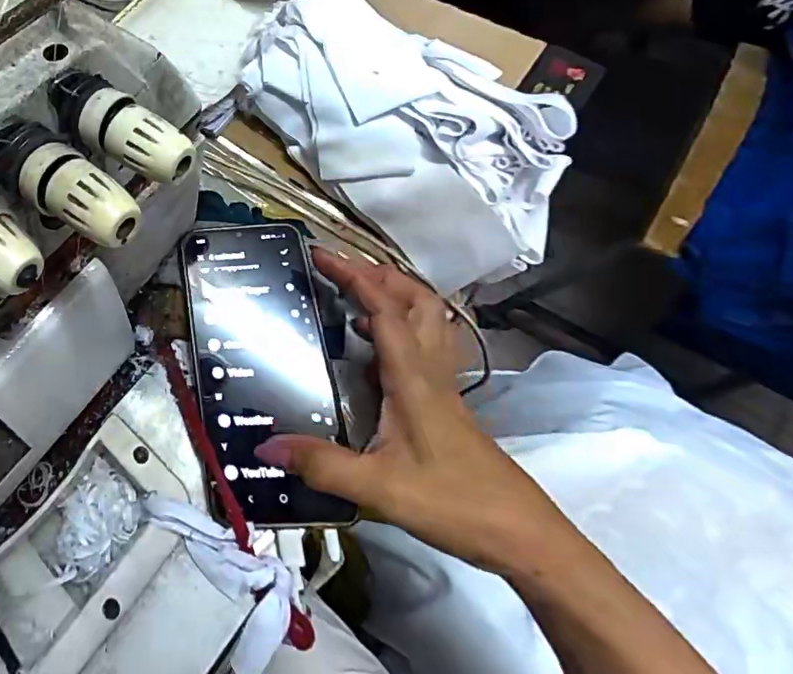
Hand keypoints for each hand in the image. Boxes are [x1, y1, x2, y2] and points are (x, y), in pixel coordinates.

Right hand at [254, 250, 578, 575]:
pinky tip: (373, 348)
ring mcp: (443, 386)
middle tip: (340, 269)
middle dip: (378, 274)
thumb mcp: (381, 489)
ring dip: (395, 295)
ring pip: (429, 319)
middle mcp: (431, 372)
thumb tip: (266, 444)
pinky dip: (399, 326)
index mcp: (414, 378)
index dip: (353, 275)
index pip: (385, 309)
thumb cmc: (456, 505)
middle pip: (417, 301)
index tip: (320, 253)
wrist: (525, 538)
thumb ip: (324, 465)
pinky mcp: (446, 403)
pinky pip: (425, 344)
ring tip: (354, 296)